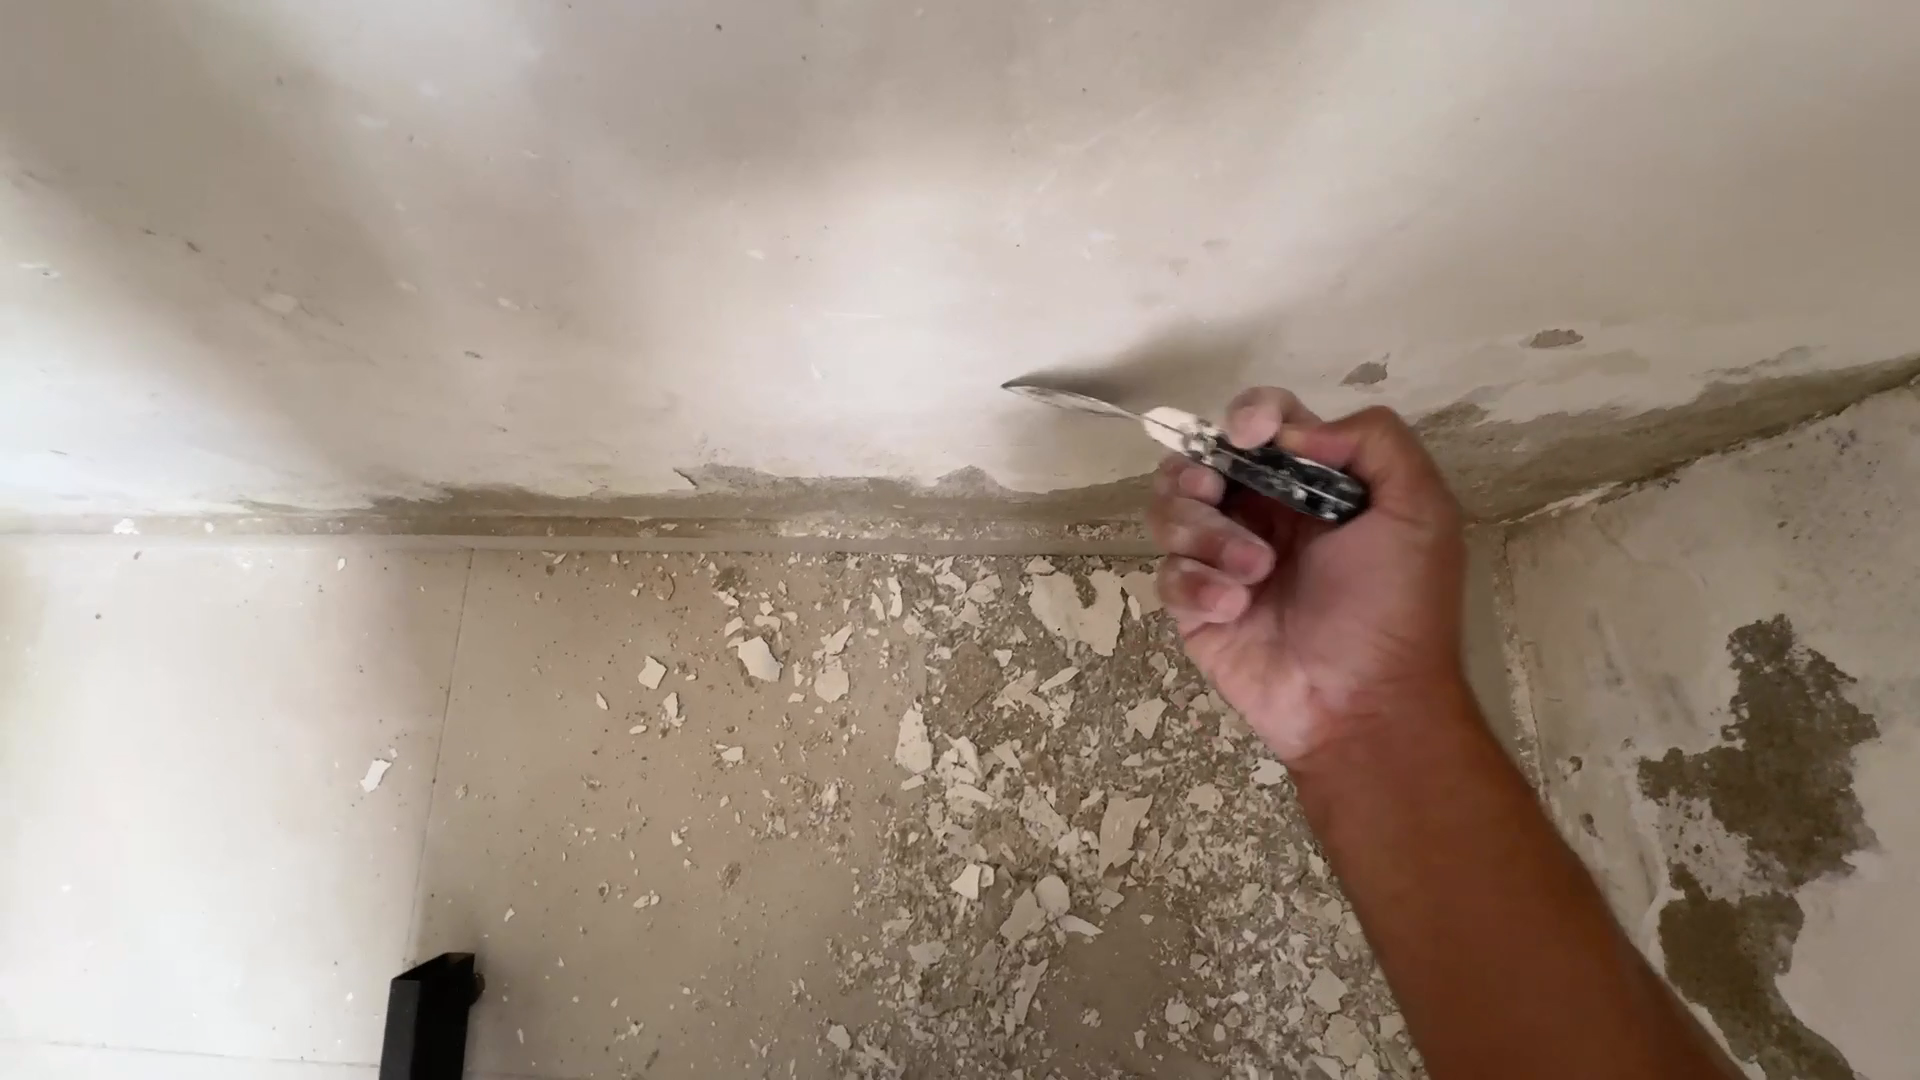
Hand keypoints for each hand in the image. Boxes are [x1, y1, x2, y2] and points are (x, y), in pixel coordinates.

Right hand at [1148, 388, 1467, 764]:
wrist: (1361, 702)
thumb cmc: (1395, 606)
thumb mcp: (1418, 512)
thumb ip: (1374, 442)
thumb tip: (1290, 433)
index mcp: (1308, 484)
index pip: (1260, 423)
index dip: (1246, 415)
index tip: (1248, 436)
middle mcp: (1257, 512)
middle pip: (1195, 462)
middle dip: (1199, 476)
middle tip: (1217, 496)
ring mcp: (1218, 559)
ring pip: (1169, 511)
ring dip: (1203, 534)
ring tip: (1252, 574)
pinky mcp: (1193, 603)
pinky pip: (1165, 572)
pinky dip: (1195, 586)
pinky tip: (1233, 611)